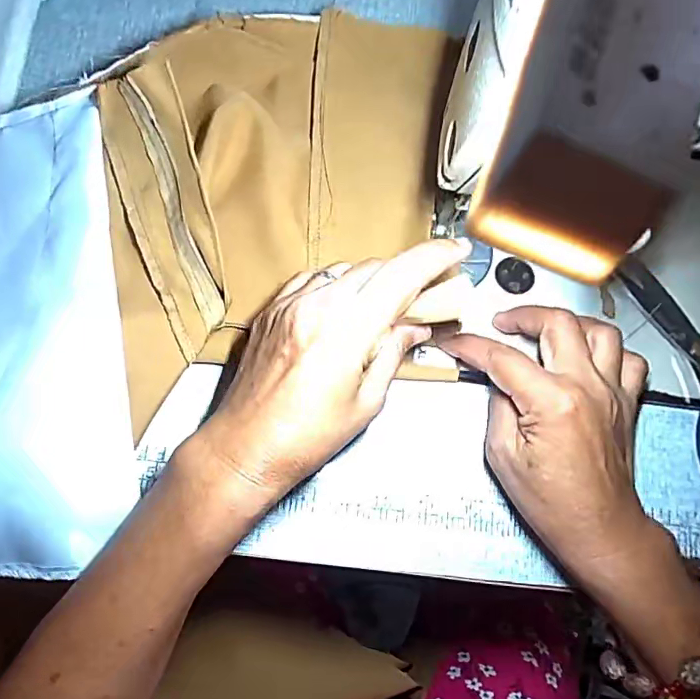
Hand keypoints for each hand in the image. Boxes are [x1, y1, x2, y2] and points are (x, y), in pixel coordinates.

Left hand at [191, 239, 470, 505]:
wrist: (244, 446)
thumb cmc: (302, 438)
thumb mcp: (364, 402)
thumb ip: (392, 355)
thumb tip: (414, 328)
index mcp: (343, 329)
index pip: (400, 274)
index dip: (435, 257)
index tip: (454, 252)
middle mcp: (313, 306)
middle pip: (373, 268)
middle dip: (404, 275)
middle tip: (423, 297)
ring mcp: (286, 306)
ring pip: (341, 271)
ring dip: (369, 282)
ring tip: (380, 311)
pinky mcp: (269, 313)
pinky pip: (310, 282)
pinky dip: (333, 287)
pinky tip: (341, 310)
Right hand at [440, 307, 665, 589]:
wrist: (598, 526)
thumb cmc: (552, 502)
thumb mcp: (502, 455)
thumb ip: (498, 408)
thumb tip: (498, 382)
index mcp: (552, 402)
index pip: (503, 358)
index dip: (472, 346)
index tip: (455, 343)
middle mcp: (588, 388)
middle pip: (558, 323)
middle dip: (523, 315)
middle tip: (501, 323)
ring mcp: (613, 392)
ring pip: (599, 330)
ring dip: (567, 323)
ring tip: (544, 330)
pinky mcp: (627, 401)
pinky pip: (627, 358)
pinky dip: (605, 349)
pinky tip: (585, 357)